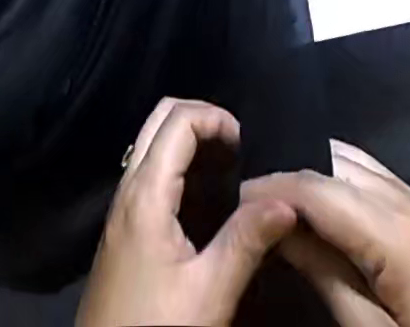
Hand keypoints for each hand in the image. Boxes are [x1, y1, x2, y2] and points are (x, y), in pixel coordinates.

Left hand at [77, 98, 297, 326]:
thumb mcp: (209, 293)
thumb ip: (247, 240)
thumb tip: (288, 202)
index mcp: (146, 195)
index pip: (179, 120)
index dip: (216, 118)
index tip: (244, 146)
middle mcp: (127, 191)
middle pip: (160, 118)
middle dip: (202, 117)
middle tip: (235, 146)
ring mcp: (121, 210)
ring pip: (151, 141)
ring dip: (188, 136)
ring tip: (225, 165)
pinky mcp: (123, 229)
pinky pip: (149, 168)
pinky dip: (177, 159)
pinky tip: (203, 194)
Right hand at [244, 140, 409, 326]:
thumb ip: (326, 276)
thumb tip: (279, 232)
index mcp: (391, 226)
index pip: (315, 186)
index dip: (268, 188)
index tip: (229, 200)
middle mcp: (402, 194)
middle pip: (331, 161)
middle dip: (286, 171)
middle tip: (243, 198)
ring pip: (349, 160)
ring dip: (310, 169)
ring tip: (271, 195)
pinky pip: (368, 174)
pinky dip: (334, 176)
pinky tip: (316, 199)